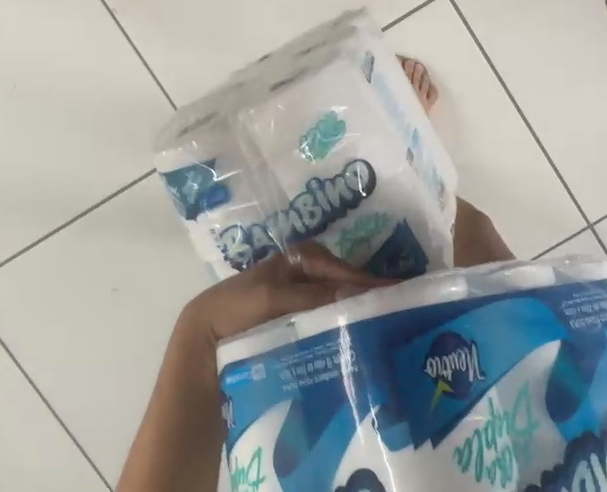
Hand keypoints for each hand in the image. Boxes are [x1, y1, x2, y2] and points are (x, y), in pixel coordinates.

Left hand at [182, 243, 390, 345]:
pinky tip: (359, 349)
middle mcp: (307, 275)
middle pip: (347, 287)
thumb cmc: (236, 308)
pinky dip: (344, 332)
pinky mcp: (300, 325)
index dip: (373, 283)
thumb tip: (360, 295)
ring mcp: (304, 301)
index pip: (347, 270)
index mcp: (304, 258)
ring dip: (360, 319)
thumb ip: (315, 296)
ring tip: (388, 339)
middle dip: (371, 301)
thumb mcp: (274, 297)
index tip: (402, 298)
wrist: (204, 341)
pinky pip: (329, 324)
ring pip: (340, 306)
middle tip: (401, 323)